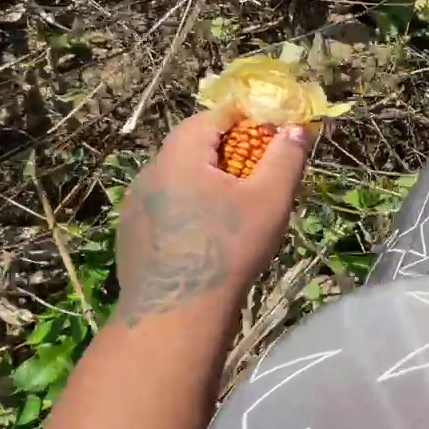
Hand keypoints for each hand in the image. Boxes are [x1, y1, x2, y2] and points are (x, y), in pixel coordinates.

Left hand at [114, 111, 309, 327]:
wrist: (177, 310)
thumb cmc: (230, 246)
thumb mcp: (271, 198)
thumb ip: (285, 157)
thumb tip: (296, 128)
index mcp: (179, 158)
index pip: (209, 118)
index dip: (243, 119)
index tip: (272, 133)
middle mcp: (150, 174)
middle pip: (193, 147)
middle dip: (231, 152)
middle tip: (263, 174)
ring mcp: (136, 205)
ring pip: (180, 178)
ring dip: (211, 181)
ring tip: (241, 209)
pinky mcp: (133, 233)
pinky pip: (168, 205)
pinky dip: (194, 207)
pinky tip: (212, 236)